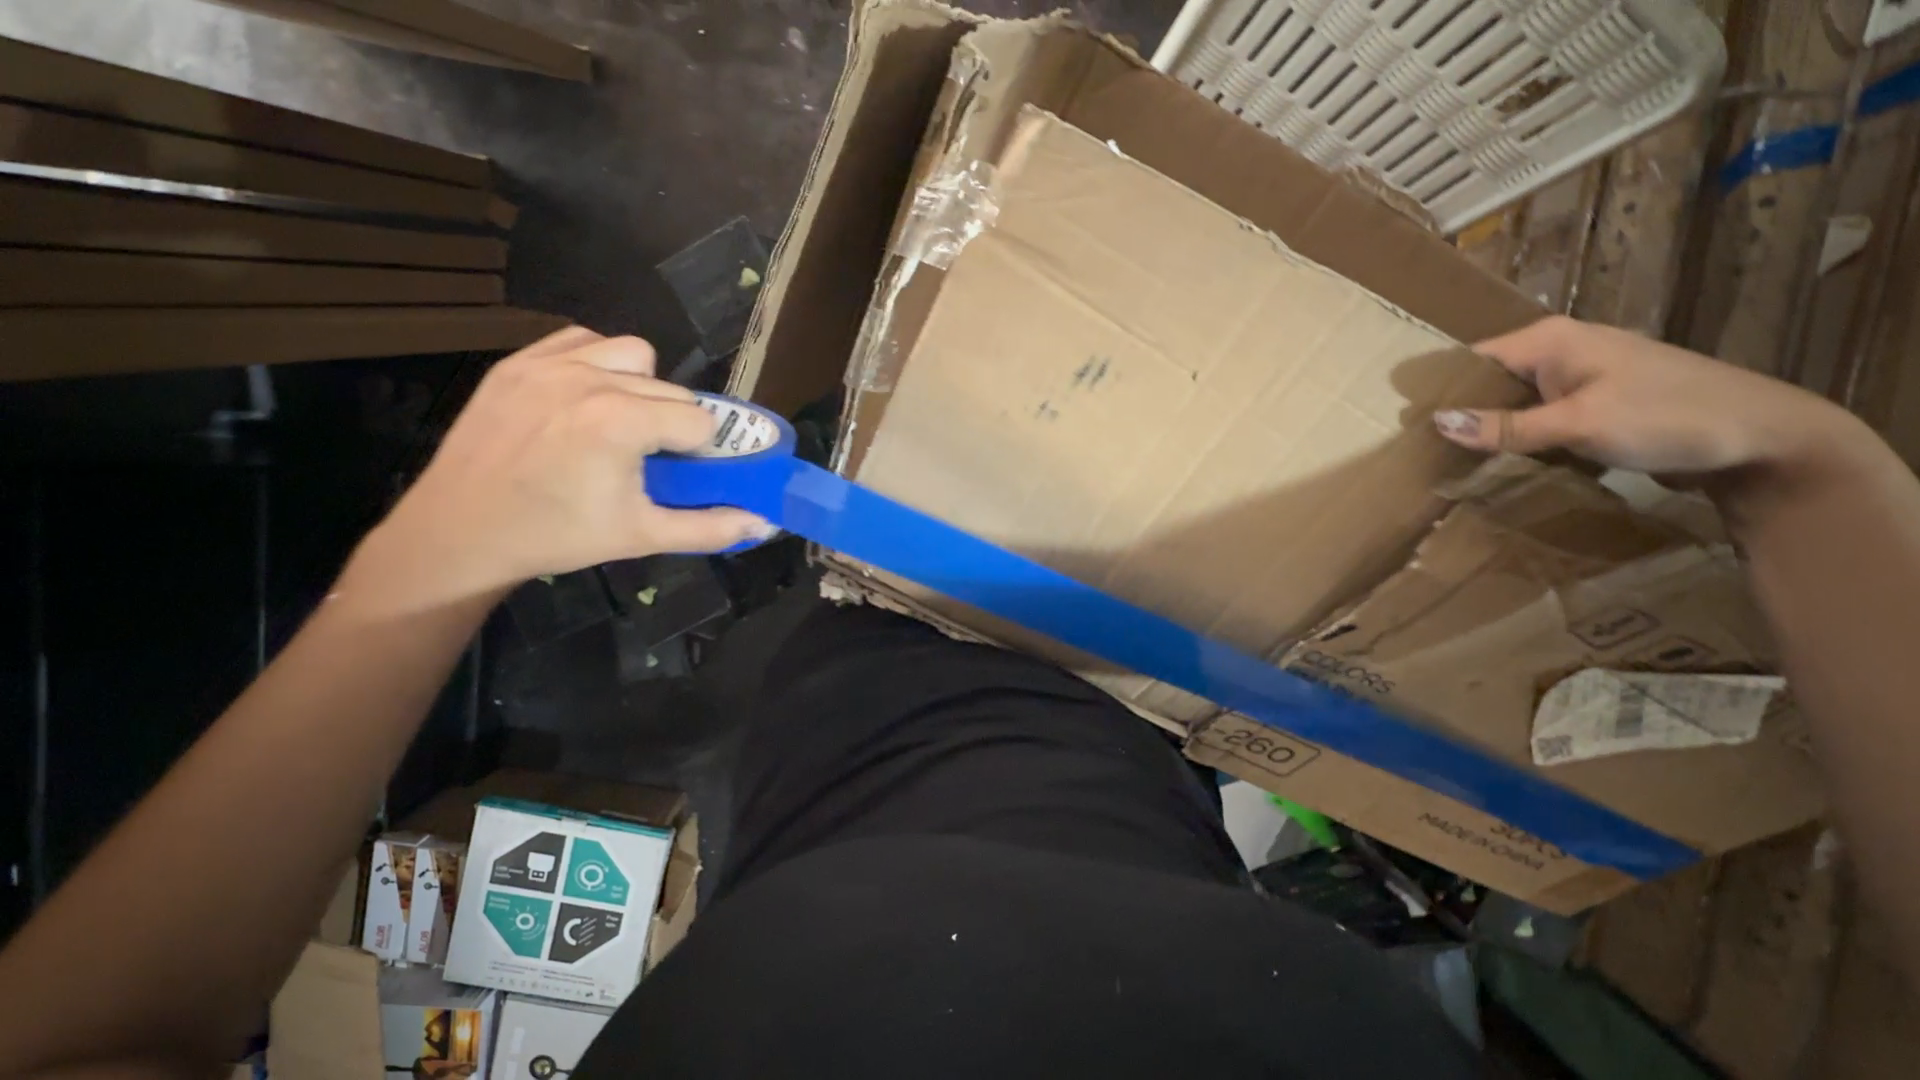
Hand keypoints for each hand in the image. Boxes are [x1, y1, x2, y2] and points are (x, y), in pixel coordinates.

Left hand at [338, 327, 769, 612]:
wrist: (459, 532)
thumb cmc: (555, 536)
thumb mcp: (640, 536)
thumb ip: (709, 526)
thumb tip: (764, 524)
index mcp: (620, 422)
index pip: (697, 420)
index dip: (698, 450)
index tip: (679, 473)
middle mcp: (589, 380)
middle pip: (670, 389)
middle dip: (672, 423)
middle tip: (648, 459)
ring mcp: (548, 365)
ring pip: (633, 355)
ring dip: (641, 385)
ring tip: (618, 422)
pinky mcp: (518, 361)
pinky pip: (582, 340)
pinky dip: (596, 364)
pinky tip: (585, 399)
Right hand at [1433, 316, 1866, 477]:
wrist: (1764, 437)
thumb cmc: (1667, 416)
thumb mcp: (1578, 423)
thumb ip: (1506, 427)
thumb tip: (1436, 422)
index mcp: (1551, 341)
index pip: (1472, 359)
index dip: (1436, 390)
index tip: (1401, 426)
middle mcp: (1562, 353)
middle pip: (1490, 383)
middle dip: (1459, 414)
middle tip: (1418, 453)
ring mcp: (1582, 381)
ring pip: (1515, 405)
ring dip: (1490, 433)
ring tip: (1449, 465)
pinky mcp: (1598, 408)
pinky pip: (1542, 422)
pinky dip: (1521, 442)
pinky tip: (1503, 467)